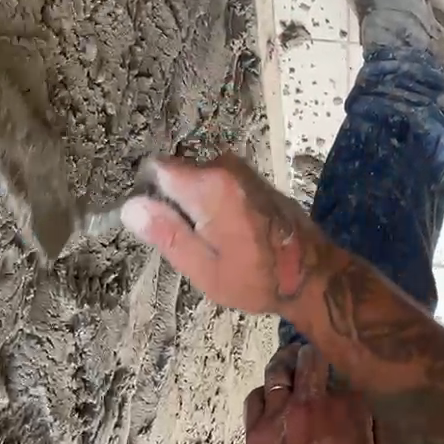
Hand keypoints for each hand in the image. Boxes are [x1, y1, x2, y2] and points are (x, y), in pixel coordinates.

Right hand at [119, 153, 331, 314]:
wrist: (314, 275)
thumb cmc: (256, 278)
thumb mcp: (204, 268)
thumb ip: (166, 233)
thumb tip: (130, 207)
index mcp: (209, 185)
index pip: (158, 169)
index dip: (152, 196)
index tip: (162, 225)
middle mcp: (225, 166)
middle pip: (178, 175)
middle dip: (177, 204)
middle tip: (195, 242)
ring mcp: (242, 169)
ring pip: (197, 181)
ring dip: (198, 206)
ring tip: (216, 240)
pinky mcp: (253, 177)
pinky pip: (218, 184)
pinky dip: (216, 204)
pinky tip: (232, 233)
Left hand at [248, 343, 404, 443]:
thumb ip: (387, 437)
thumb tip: (379, 409)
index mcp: (347, 413)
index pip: (353, 372)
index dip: (357, 372)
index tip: (358, 371)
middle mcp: (310, 404)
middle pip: (312, 357)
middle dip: (321, 355)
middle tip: (326, 358)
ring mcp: (278, 415)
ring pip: (279, 368)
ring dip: (290, 363)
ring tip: (297, 364)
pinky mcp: (254, 432)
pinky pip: (256, 395)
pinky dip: (267, 391)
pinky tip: (276, 397)